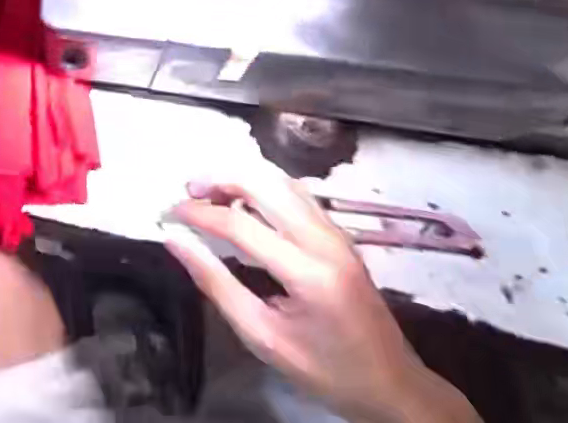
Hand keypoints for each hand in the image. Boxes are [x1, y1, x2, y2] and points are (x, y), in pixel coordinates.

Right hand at [161, 169, 480, 422]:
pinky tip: (243, 201)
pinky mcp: (339, 233)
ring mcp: (337, 234)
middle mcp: (325, 243)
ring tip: (211, 193)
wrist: (397, 389)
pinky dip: (261, 185)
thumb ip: (215, 283)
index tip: (170, 215)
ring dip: (239, 178)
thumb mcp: (262, 337)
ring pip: (279, 180)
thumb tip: (174, 240)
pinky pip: (294, 192)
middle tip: (189, 193)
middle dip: (217, 180)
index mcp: (308, 274)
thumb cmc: (327, 370)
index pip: (239, 224)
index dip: (197, 214)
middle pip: (261, 185)